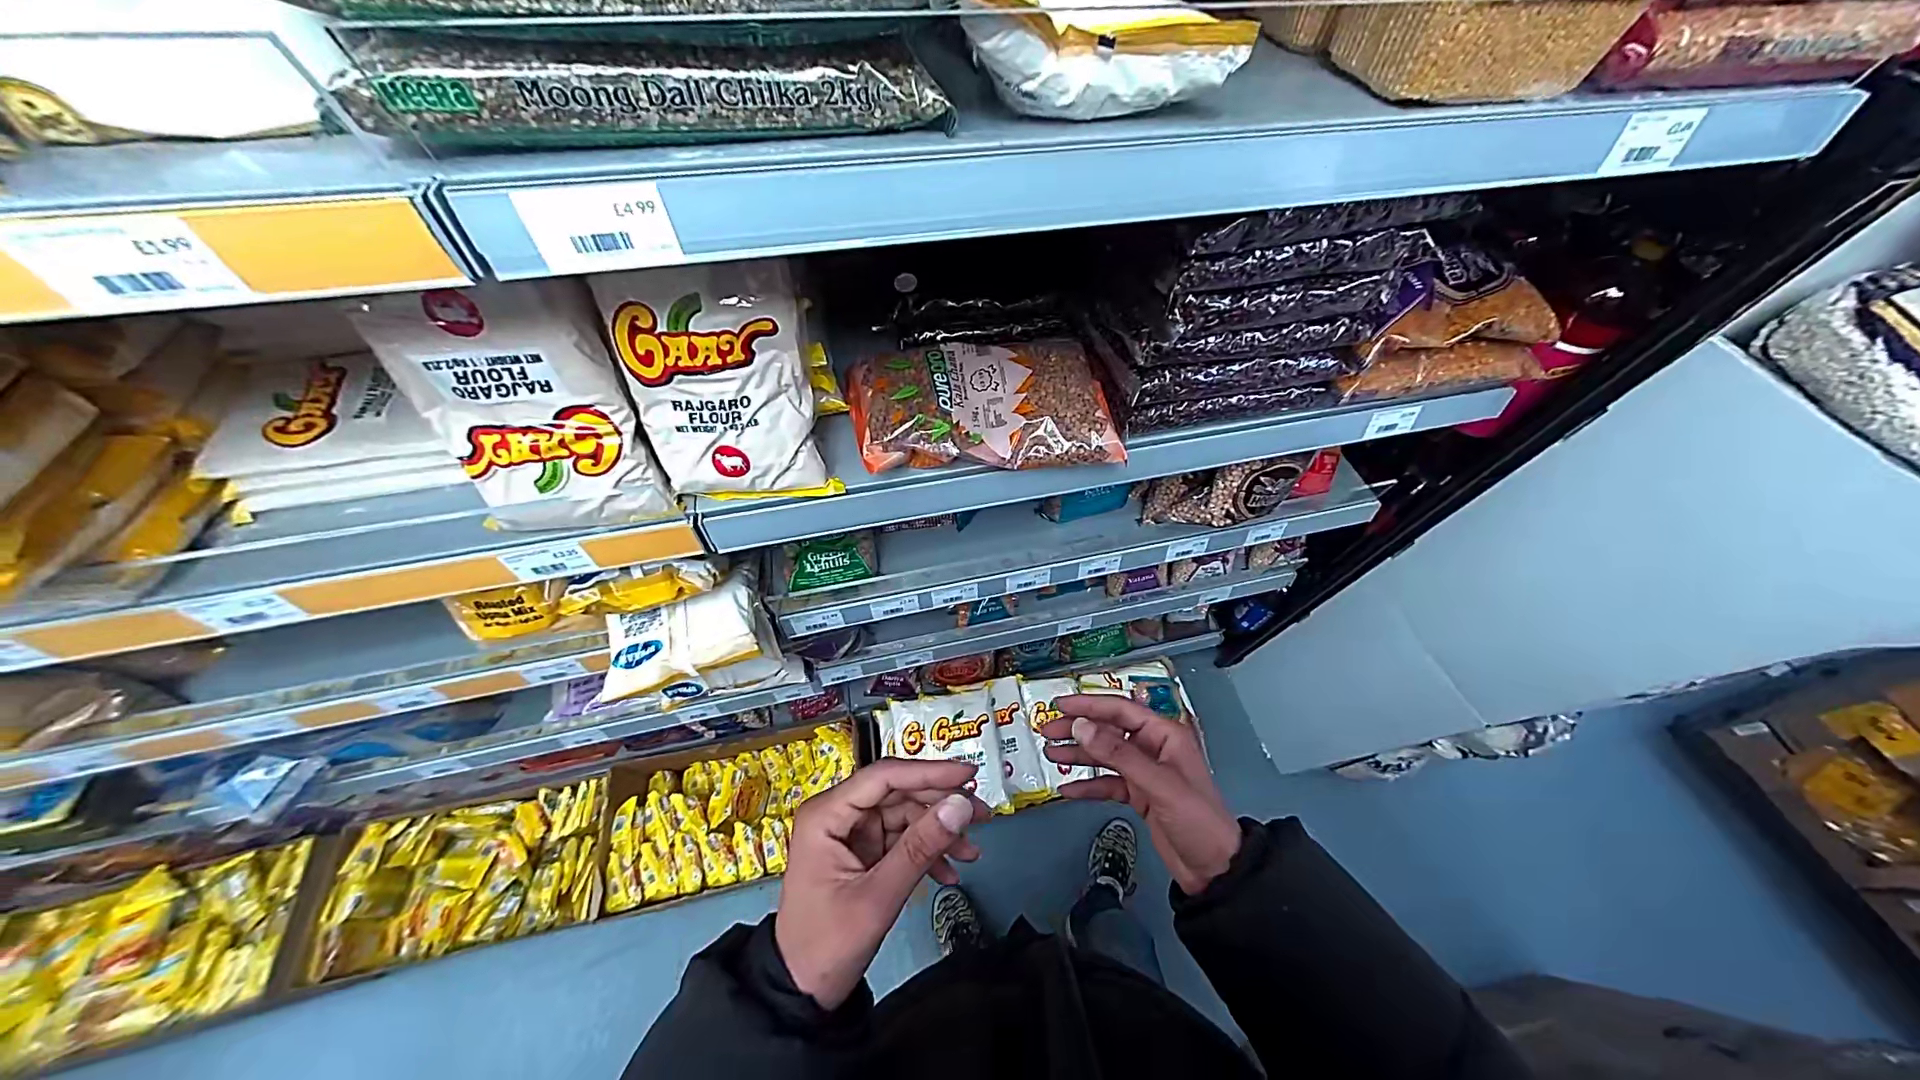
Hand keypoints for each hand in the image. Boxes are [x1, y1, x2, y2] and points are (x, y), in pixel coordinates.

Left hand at [775, 759, 989, 1009]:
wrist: (802, 990)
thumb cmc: (824, 946)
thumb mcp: (877, 897)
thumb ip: (919, 848)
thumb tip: (958, 807)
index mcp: (826, 814)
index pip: (884, 776)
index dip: (929, 772)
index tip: (967, 774)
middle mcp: (836, 814)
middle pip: (898, 792)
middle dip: (941, 803)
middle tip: (980, 812)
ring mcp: (850, 832)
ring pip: (905, 814)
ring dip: (939, 831)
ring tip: (970, 849)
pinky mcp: (862, 850)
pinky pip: (902, 837)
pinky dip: (927, 851)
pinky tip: (949, 870)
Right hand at [1041, 695, 1240, 895]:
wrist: (1215, 870)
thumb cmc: (1200, 821)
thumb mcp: (1159, 784)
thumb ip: (1119, 755)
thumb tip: (1083, 728)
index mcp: (1165, 736)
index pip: (1121, 711)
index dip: (1089, 705)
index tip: (1062, 705)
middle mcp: (1153, 749)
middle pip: (1108, 731)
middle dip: (1077, 728)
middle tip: (1048, 730)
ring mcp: (1145, 773)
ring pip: (1104, 756)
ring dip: (1078, 754)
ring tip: (1052, 753)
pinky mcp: (1139, 796)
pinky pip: (1107, 783)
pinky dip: (1088, 784)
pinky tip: (1069, 788)